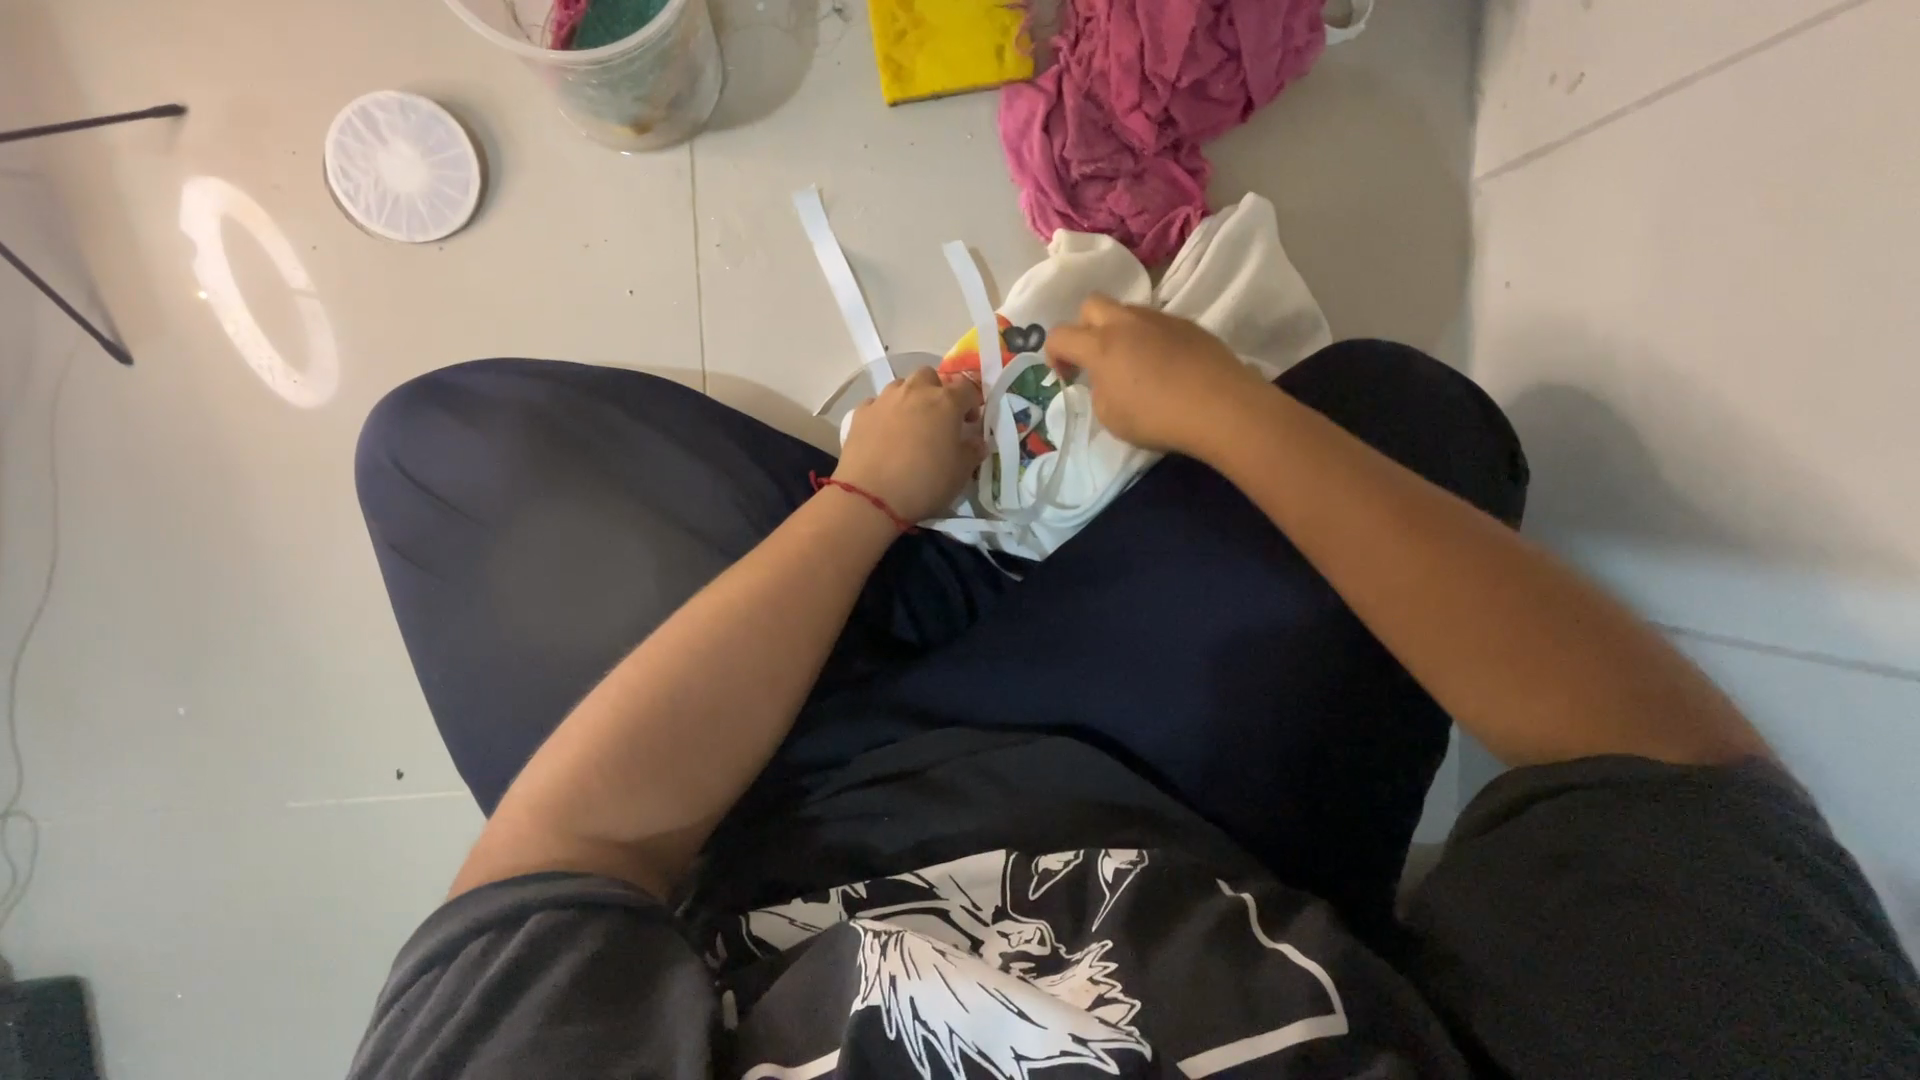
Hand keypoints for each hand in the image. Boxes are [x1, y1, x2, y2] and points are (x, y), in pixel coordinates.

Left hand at [835, 366, 985, 522]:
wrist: (872, 496)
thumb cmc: (925, 482)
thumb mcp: (960, 473)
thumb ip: (972, 451)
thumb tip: (976, 442)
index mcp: (945, 402)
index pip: (966, 388)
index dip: (971, 402)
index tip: (970, 422)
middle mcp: (914, 392)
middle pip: (929, 376)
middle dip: (936, 390)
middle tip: (938, 417)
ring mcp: (884, 400)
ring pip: (900, 386)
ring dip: (909, 398)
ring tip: (910, 424)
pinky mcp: (860, 414)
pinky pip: (876, 404)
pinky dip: (883, 414)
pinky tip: (883, 434)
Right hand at [1045, 294, 1269, 455]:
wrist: (1221, 407)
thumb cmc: (1157, 418)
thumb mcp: (1111, 417)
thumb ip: (1099, 391)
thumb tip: (1106, 379)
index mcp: (1101, 346)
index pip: (1059, 335)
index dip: (1053, 354)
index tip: (1066, 376)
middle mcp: (1127, 323)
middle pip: (1092, 304)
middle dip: (1084, 328)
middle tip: (1095, 359)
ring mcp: (1161, 320)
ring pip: (1128, 311)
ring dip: (1120, 332)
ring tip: (1134, 365)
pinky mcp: (1189, 325)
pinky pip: (1158, 324)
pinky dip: (1151, 340)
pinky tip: (1166, 368)